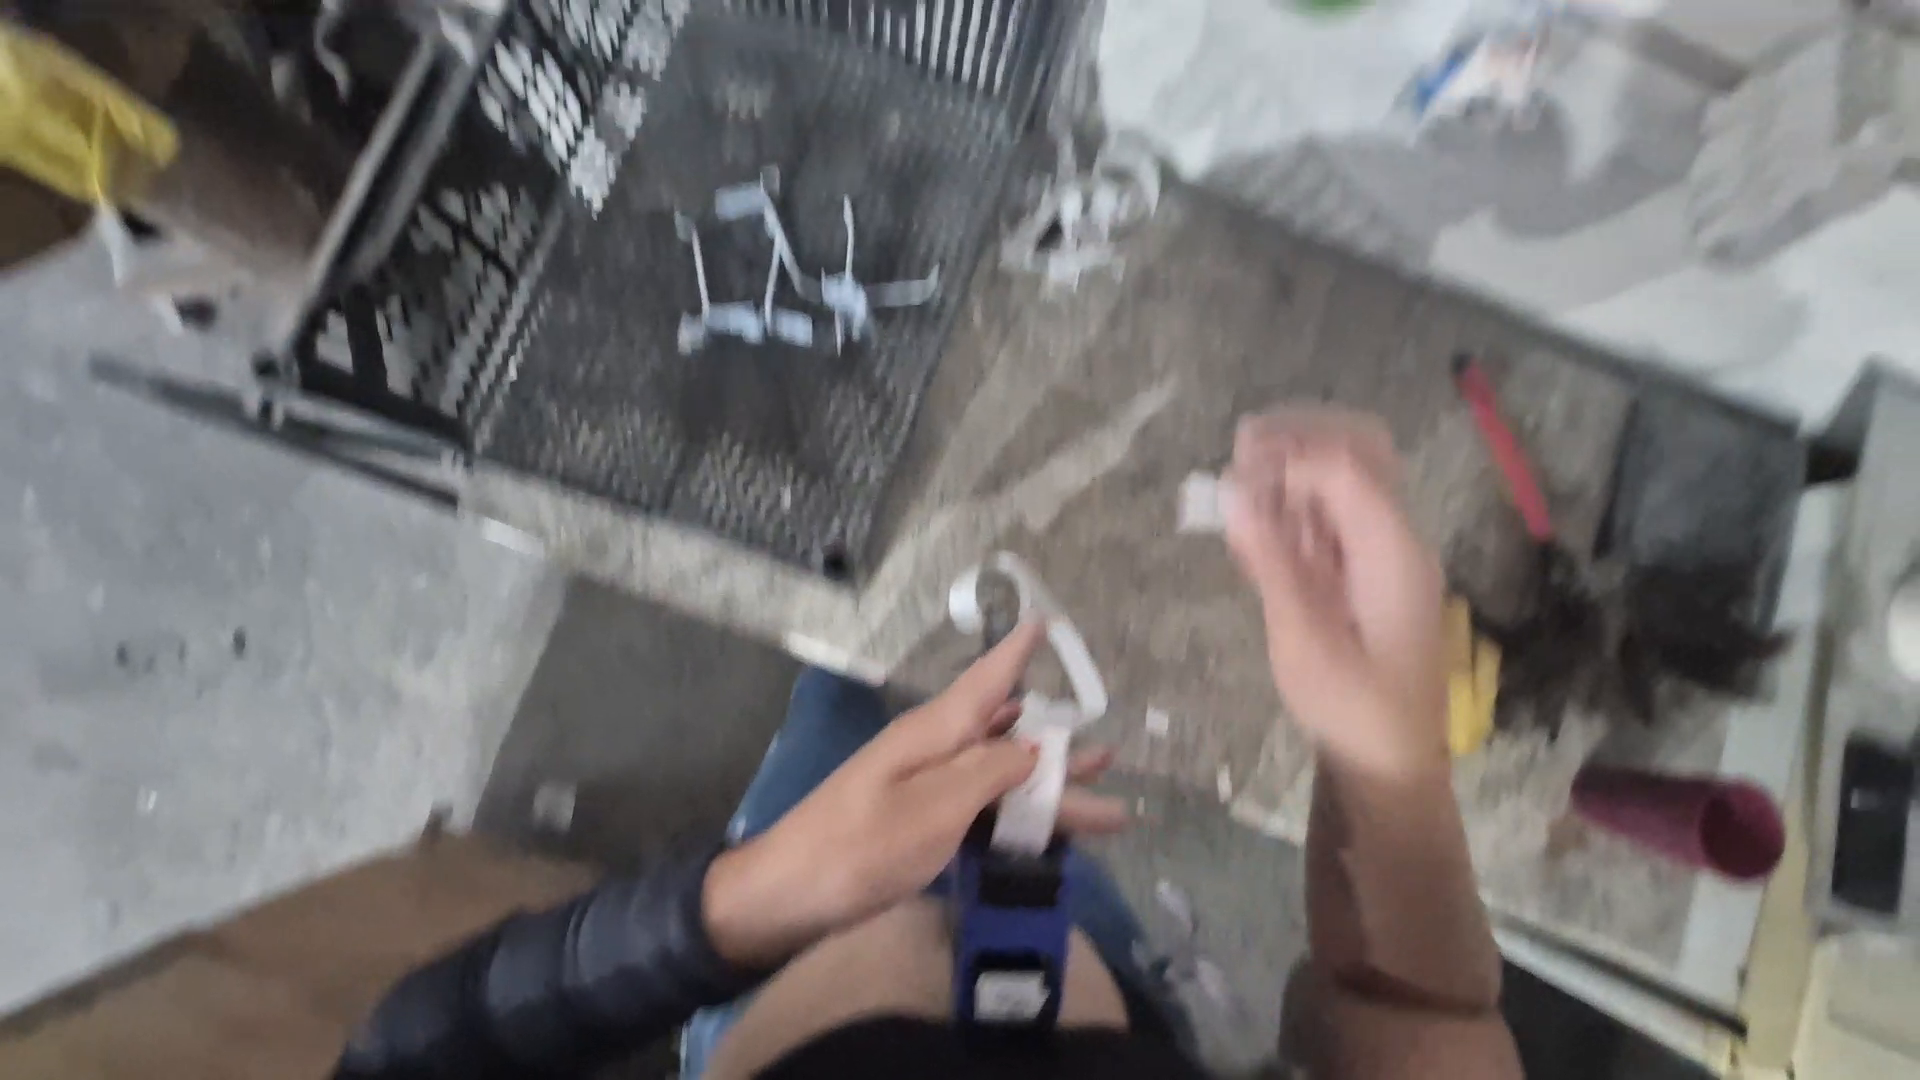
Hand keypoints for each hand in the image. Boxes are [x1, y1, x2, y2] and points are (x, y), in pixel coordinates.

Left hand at [702, 622, 1128, 967]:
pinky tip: (1039, 824)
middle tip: (1108, 752)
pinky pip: (980, 809)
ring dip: (1046, 789)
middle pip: (1007, 739)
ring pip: (999, 779)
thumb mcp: (933, 806)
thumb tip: (1032, 746)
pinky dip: (1014, 816)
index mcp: (935, 733)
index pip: (986, 681)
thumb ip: (988, 772)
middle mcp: (935, 752)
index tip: (1043, 620)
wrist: (789, 893)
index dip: (1017, 653)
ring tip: (1102, 799)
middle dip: (1057, 749)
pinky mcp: (918, 822)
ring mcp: (925, 789)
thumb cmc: (861, 845)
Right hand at [1221, 407, 1448, 781]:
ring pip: (1343, 480)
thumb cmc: (1352, 708)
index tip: (1234, 471)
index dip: (1289, 455)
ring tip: (1238, 484)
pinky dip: (1291, 510)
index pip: (1346, 468)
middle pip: (1359, 452)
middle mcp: (1393, 539)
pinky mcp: (1360, 573)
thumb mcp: (1305, 640)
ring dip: (1291, 471)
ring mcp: (1379, 554)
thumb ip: (1272, 562)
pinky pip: (1328, 519)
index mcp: (1392, 552)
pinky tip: (1256, 524)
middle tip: (1240, 450)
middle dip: (1300, 439)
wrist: (1388, 759)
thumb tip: (1233, 494)